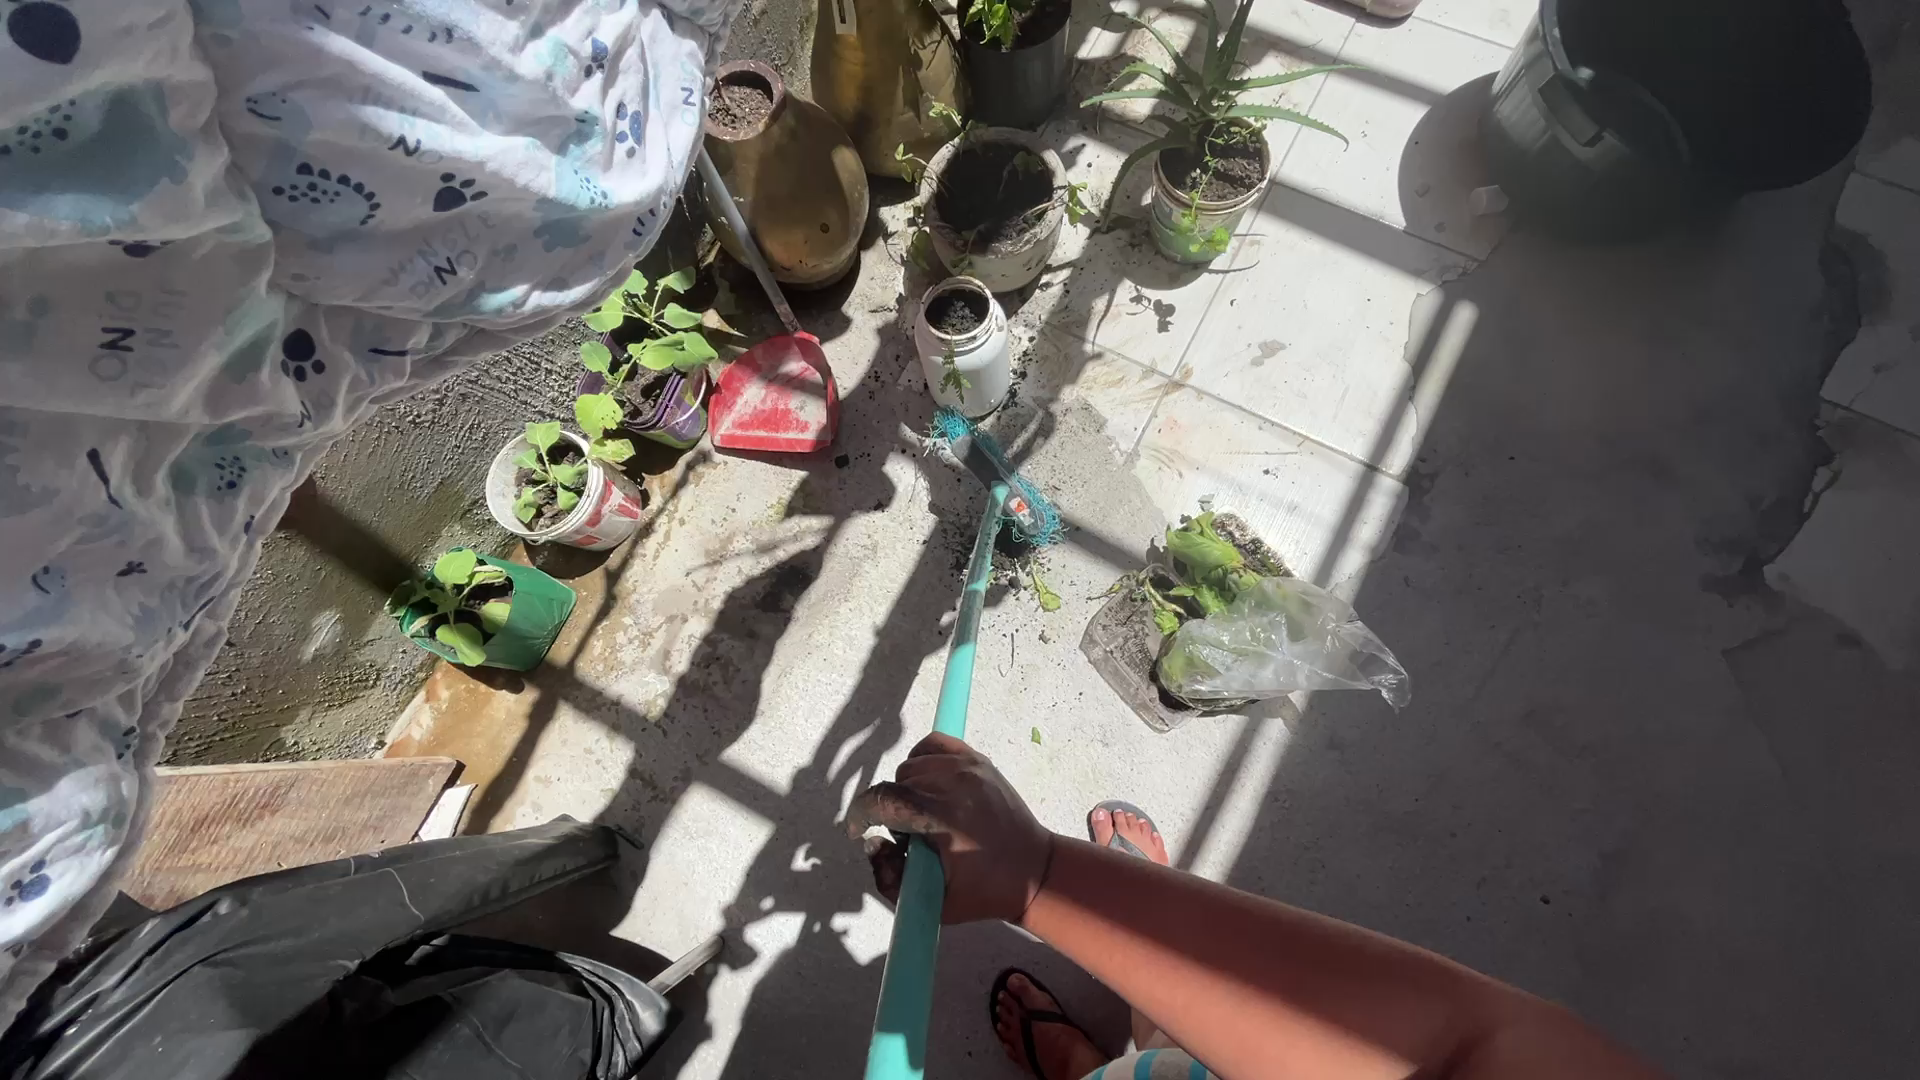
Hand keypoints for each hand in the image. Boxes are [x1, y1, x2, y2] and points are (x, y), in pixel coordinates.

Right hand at [846, 733, 1054, 923]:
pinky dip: (922, 759)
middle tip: (909, 836)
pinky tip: (929, 784)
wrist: (1033, 869)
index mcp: (944, 820)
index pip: (885, 800)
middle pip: (897, 783)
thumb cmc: (983, 892)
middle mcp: (955, 785)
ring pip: (912, 765)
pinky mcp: (977, 759)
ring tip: (925, 815)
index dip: (861, 813)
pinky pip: (932, 744)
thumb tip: (872, 842)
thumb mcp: (932, 903)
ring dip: (908, 789)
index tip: (858, 830)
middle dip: (891, 811)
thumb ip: (890, 878)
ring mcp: (968, 767)